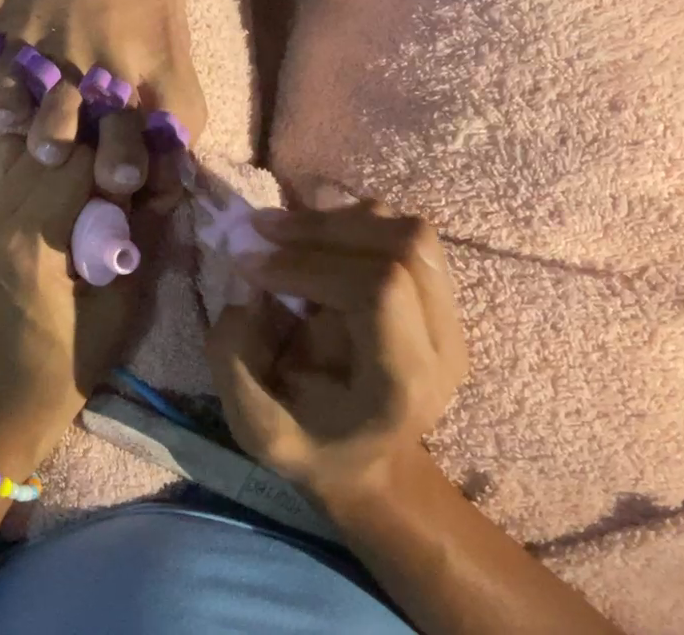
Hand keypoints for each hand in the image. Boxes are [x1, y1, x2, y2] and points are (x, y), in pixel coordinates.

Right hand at [0, 0, 209, 197]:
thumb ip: (152, 37)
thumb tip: (128, 81)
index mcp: (159, 45)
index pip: (169, 142)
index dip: (159, 168)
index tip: (144, 172)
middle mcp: (96, 55)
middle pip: (86, 147)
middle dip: (78, 157)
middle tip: (64, 140)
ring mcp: (33, 31)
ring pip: (16, 115)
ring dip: (16, 111)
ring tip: (17, 89)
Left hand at [0, 134, 150, 453]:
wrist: (9, 383)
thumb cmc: (73, 351)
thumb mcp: (123, 299)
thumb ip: (140, 232)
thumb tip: (161, 175)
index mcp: (34, 239)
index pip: (81, 159)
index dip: (110, 164)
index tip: (122, 184)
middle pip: (44, 144)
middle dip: (78, 155)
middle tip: (95, 182)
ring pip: (6, 144)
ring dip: (38, 155)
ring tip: (56, 185)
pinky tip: (17, 191)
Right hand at [205, 199, 468, 507]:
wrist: (371, 464)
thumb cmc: (313, 448)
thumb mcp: (256, 430)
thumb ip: (234, 362)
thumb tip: (244, 291)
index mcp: (403, 381)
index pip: (378, 288)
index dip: (307, 264)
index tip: (248, 265)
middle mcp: (442, 344)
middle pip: (401, 248)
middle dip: (319, 228)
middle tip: (258, 229)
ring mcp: (449, 318)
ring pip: (409, 232)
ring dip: (338, 219)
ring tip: (283, 230)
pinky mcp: (439, 298)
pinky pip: (405, 234)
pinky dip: (353, 221)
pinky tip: (312, 237)